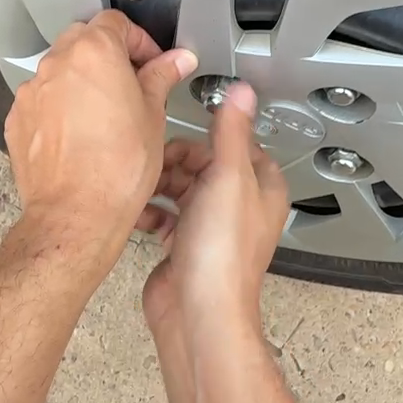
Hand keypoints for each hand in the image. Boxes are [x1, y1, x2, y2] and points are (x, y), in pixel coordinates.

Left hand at [4, 10, 197, 241]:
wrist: (76, 212)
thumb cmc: (117, 168)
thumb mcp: (153, 115)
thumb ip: (162, 77)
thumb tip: (177, 60)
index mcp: (94, 52)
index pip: (116, 23)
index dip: (139, 41)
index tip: (152, 63)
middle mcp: (56, 64)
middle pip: (84, 40)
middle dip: (108, 56)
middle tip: (132, 85)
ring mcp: (32, 92)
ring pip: (60, 71)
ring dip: (82, 82)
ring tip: (106, 116)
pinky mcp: (18, 119)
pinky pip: (42, 101)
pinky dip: (60, 108)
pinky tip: (80, 135)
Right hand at [140, 82, 290, 339]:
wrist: (197, 311)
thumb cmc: (221, 255)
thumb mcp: (228, 177)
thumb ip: (231, 131)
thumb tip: (242, 91)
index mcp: (260, 187)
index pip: (234, 143)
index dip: (205, 138)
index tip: (181, 135)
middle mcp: (239, 206)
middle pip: (202, 163)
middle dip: (175, 162)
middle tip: (157, 167)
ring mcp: (211, 227)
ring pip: (180, 188)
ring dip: (158, 185)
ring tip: (144, 188)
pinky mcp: (185, 246)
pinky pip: (164, 215)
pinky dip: (150, 212)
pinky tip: (141, 215)